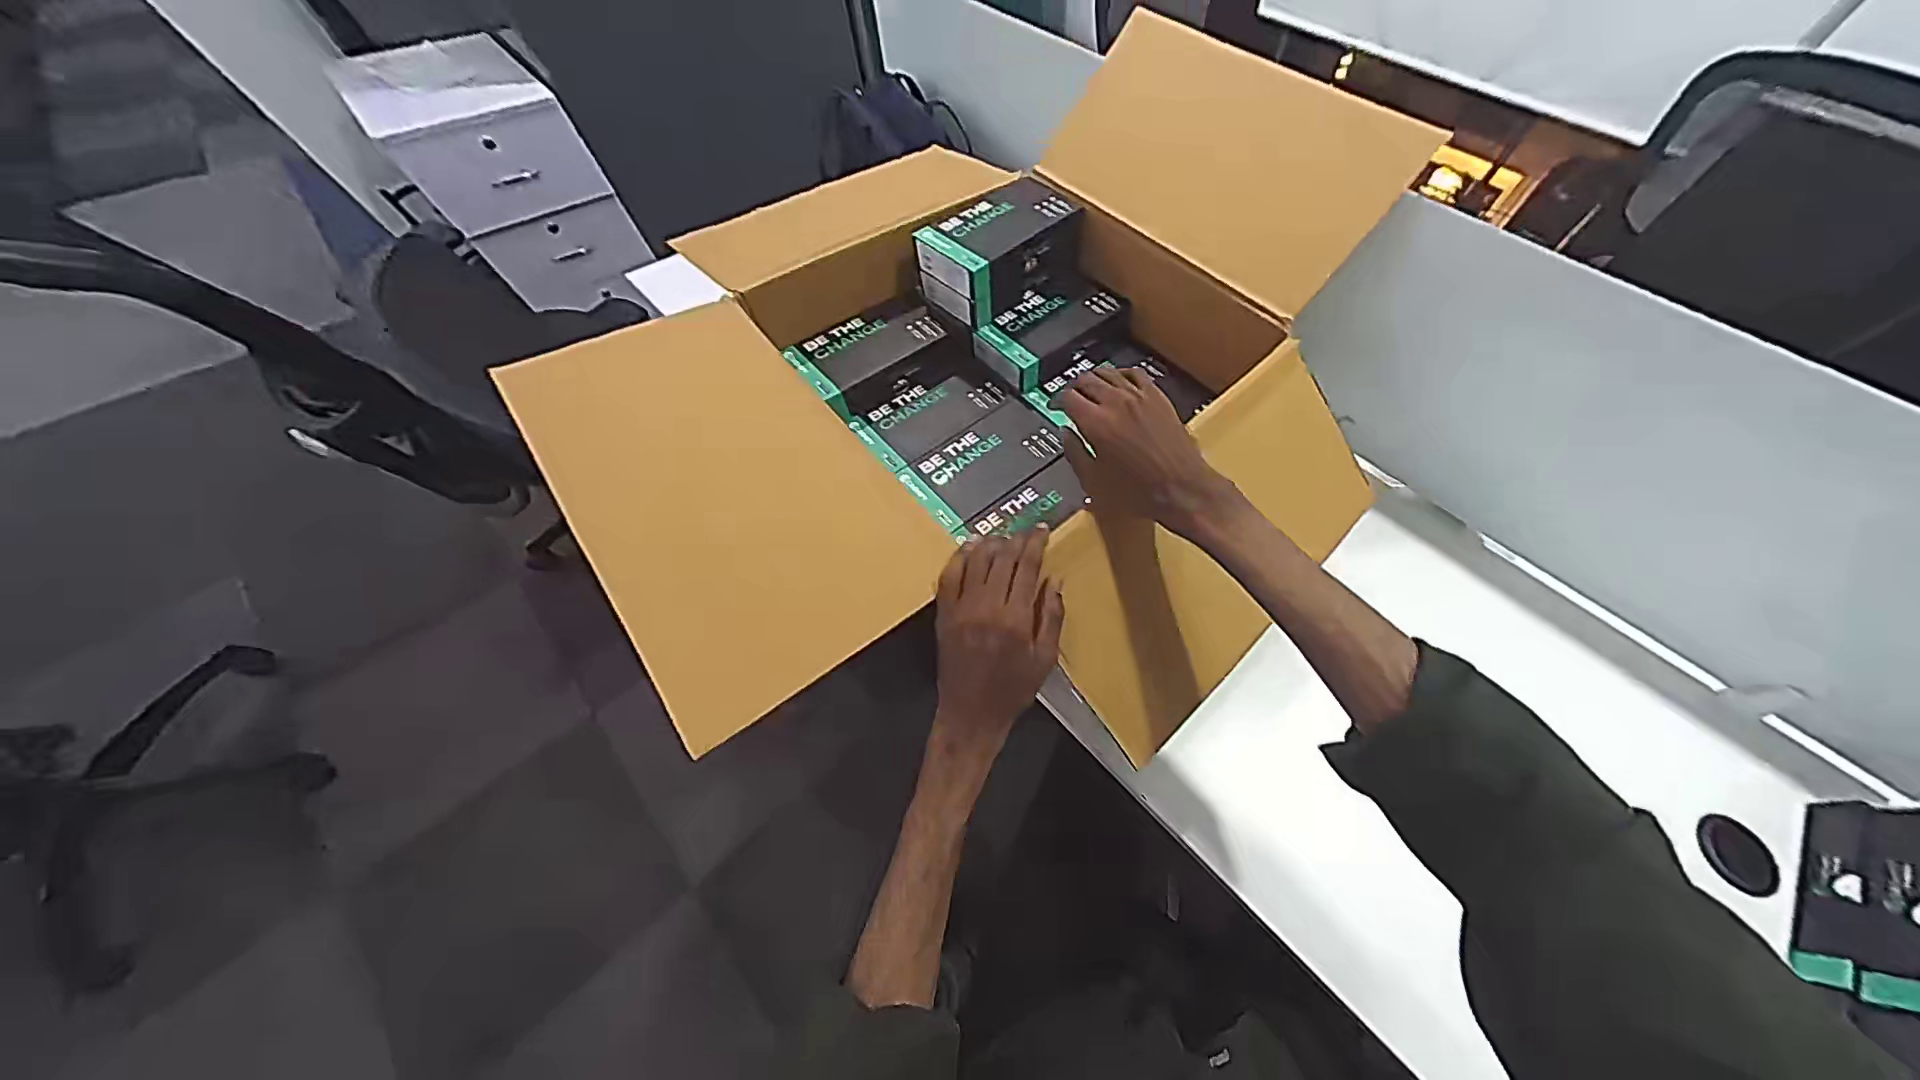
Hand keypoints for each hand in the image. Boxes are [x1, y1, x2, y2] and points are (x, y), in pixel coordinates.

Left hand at [931, 530, 1064, 772]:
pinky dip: (959, 557)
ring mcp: (961, 609)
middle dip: (1016, 539)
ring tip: (1002, 536)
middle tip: (1026, 530)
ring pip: (975, 562)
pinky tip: (969, 547)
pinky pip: (949, 577)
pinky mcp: (944, 614)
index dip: (1035, 544)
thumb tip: (1054, 578)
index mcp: (1016, 619)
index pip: (1027, 568)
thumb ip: (1051, 616)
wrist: (971, 713)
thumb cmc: (1014, 689)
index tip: (1043, 530)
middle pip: (1002, 560)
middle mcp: (987, 608)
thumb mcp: (1045, 658)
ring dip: (990, 543)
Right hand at [1060, 367, 1249, 543]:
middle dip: (1073, 388)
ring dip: (1095, 379)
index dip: (1057, 401)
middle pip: (1086, 380)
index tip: (1056, 408)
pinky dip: (1121, 375)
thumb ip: (1075, 452)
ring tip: (1090, 389)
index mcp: (1095, 422)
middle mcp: (1116, 403)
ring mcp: (1140, 397)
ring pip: (1109, 373)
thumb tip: (1066, 434)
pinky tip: (1119, 383)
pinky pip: (1135, 374)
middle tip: (1070, 399)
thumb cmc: (1138, 492)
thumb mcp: (1094, 480)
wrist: (1181, 490)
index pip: (1067, 397)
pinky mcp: (1158, 398)